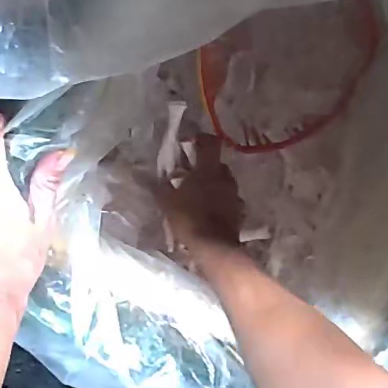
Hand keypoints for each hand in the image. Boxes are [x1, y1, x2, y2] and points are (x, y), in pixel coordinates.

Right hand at [157, 133, 244, 256]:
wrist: (214, 248)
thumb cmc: (189, 218)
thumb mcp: (167, 202)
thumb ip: (160, 187)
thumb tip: (148, 176)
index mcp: (209, 169)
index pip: (210, 143)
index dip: (201, 139)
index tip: (190, 143)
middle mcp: (225, 177)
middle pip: (217, 164)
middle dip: (204, 167)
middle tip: (189, 175)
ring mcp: (234, 194)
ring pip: (223, 182)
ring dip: (212, 185)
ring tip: (197, 196)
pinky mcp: (238, 211)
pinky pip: (227, 199)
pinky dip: (219, 201)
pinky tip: (208, 211)